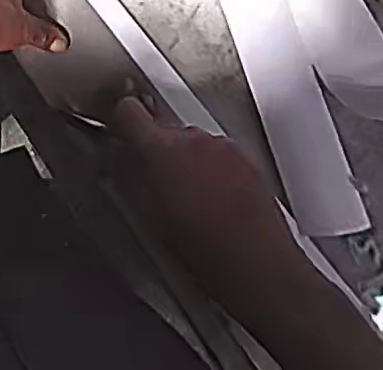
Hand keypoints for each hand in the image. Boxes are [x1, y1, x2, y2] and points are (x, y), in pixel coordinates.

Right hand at [107, 94, 304, 297]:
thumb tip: (124, 164)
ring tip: (192, 198)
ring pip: (192, 141)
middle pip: (164, 127)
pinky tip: (215, 200)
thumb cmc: (210, 254)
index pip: (130, 111)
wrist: (261, 270)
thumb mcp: (152, 218)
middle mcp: (193, 139)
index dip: (122, 119)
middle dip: (158, 148)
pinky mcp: (244, 157)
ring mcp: (221, 146)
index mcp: (162, 150)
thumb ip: (133, 178)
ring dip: (188, 159)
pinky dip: (212, 167)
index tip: (121, 128)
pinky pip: (217, 152)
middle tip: (158, 180)